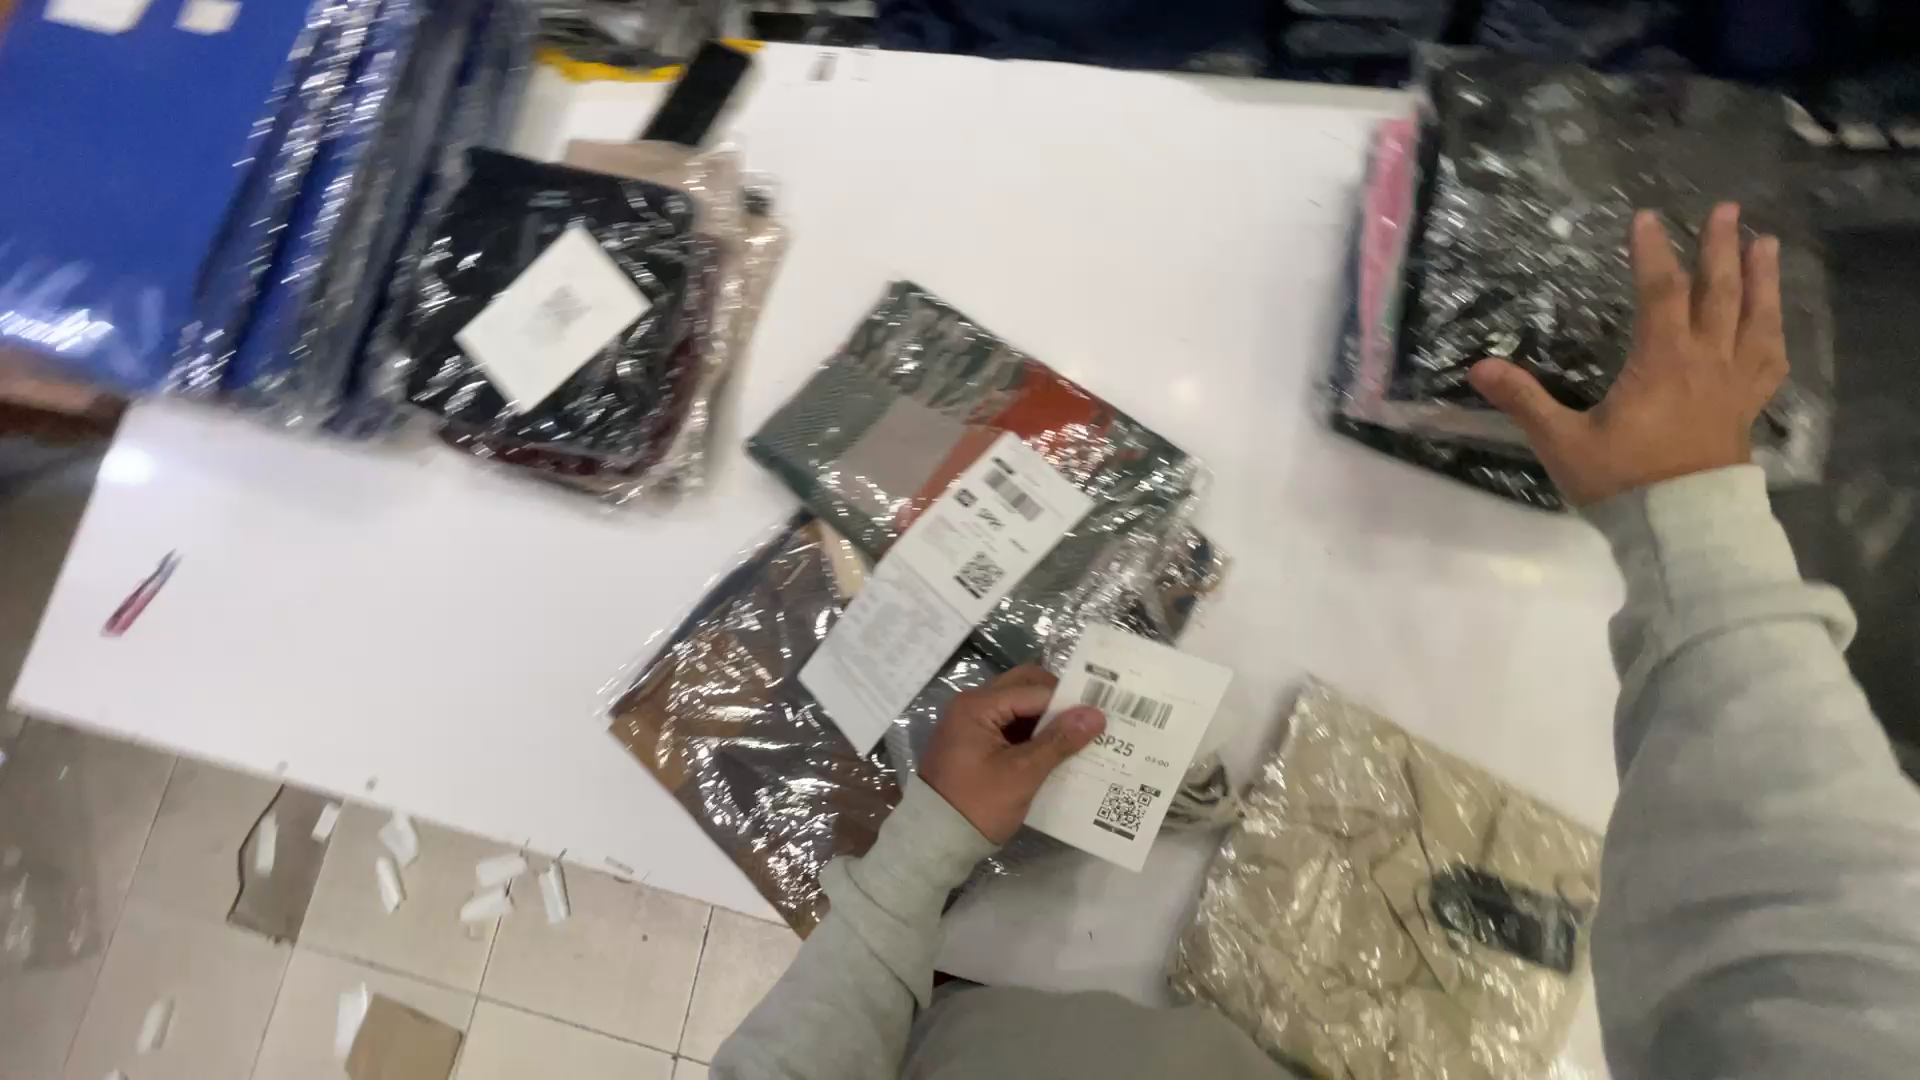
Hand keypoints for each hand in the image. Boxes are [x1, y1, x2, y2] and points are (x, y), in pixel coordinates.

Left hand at [920, 666, 1105, 843]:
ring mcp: (973, 723)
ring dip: (1047, 718)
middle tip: (1093, 717)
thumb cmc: (977, 804)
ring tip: (1084, 732)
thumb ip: (1058, 741)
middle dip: (1058, 701)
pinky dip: (1034, 733)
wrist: (935, 841)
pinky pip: (1011, 725)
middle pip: (1024, 688)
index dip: (1068, 700)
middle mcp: (972, 705)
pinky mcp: (976, 742)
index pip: (1033, 690)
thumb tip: (1096, 715)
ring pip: (1019, 706)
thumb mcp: (1022, 773)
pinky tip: (1060, 749)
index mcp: (977, 705)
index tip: (1103, 710)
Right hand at [1468, 203, 1789, 506]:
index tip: (1645, 218)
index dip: (1652, 253)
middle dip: (1719, 248)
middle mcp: (1706, 361)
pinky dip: (1772, 332)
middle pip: (1719, 294)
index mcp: (1662, 362)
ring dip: (1760, 278)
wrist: (1679, 522)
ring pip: (1756, 318)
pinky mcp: (1744, 406)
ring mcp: (1733, 383)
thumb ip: (1523, 400)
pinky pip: (1769, 359)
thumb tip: (1478, 366)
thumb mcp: (1559, 440)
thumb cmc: (1618, 478)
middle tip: (1723, 209)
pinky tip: (1773, 322)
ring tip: (1764, 244)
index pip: (1659, 294)